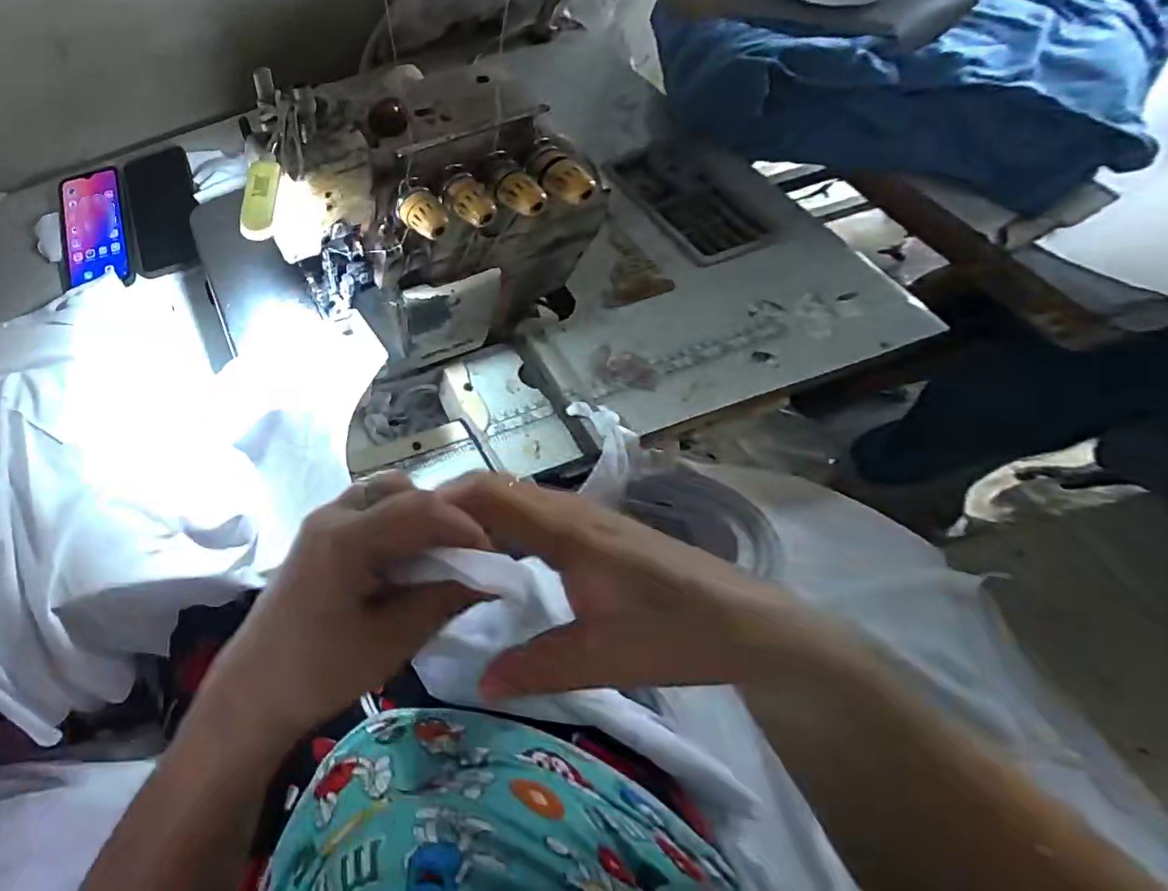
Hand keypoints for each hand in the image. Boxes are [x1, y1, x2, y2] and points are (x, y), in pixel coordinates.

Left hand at [195, 473, 493, 745]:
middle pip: (397, 489)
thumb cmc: (321, 670)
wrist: (256, 686)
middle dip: (440, 515)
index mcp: (345, 538)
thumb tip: (489, 577)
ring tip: (439, 558)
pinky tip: (405, 562)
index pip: (418, 508)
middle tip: (467, 555)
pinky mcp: (316, 536)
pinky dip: (392, 524)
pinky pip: (363, 511)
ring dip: (414, 516)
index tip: (493, 558)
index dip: (463, 527)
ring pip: (379, 495)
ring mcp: (319, 522)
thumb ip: (440, 599)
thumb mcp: (391, 640)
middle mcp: (330, 515)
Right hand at [441, 474, 822, 695]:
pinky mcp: (590, 529)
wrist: (759, 627)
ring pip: (510, 496)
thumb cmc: (680, 634)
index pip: (489, 494)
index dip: (443, 504)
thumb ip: (539, 666)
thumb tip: (481, 682)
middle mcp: (568, 510)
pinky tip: (490, 555)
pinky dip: (496, 523)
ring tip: (439, 546)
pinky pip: (527, 512)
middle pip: (493, 486)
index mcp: (566, 529)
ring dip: (471, 512)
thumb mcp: (607, 657)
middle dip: (446, 504)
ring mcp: (581, 516)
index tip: (409, 533)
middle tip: (412, 539)